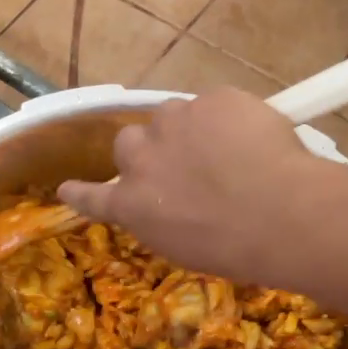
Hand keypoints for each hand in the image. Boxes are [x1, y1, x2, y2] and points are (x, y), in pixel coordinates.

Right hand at [56, 87, 340, 279]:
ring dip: (187, 127)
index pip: (90, 196)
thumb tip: (170, 206)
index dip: (79, 191)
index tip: (67, 187)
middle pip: (129, 141)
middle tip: (181, 163)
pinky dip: (230, 116)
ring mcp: (174, 123)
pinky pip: (215, 103)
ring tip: (224, 148)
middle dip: (149, 148)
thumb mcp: (181, 247)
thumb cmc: (233, 249)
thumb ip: (161, 218)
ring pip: (172, 115)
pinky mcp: (212, 99)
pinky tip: (254, 138)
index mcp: (129, 204)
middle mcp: (140, 159)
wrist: (280, 215)